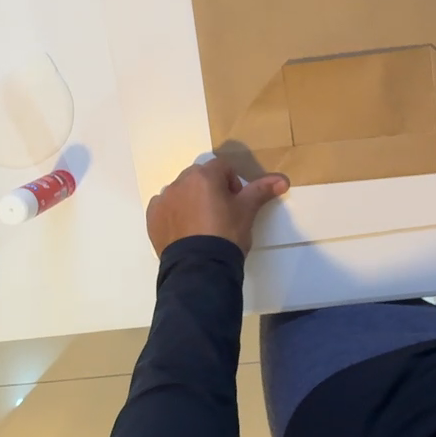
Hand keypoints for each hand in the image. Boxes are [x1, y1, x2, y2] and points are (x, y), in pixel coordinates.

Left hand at [146, 159, 289, 255]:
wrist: (200, 268)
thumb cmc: (226, 235)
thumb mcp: (247, 212)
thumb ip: (262, 191)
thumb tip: (283, 180)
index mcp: (203, 176)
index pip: (223, 168)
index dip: (233, 183)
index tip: (236, 203)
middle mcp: (180, 182)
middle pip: (199, 177)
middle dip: (210, 190)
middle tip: (221, 214)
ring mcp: (164, 200)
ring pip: (181, 192)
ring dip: (191, 200)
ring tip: (202, 226)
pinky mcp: (153, 218)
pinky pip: (165, 208)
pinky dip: (174, 214)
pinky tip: (185, 231)